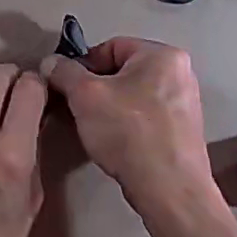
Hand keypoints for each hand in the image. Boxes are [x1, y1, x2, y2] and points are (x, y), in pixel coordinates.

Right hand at [42, 38, 217, 219]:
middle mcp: (181, 72)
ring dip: (111, 108)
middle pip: (124, 71)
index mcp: (164, 54)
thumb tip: (51, 62)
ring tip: (96, 130)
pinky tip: (117, 144)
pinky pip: (148, 117)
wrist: (169, 190)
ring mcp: (186, 102)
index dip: (84, 65)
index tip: (68, 89)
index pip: (112, 46)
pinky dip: (129, 125)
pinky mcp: (184, 130)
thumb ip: (65, 73)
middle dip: (97, 89)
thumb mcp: (86, 97)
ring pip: (135, 95)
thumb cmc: (129, 133)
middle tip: (78, 110)